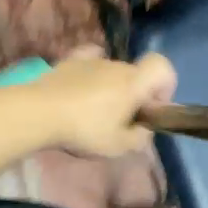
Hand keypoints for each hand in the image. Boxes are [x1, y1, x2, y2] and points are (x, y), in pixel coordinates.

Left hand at [25, 47, 176, 156]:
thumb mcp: (119, 147)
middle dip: (135, 94)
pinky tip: (83, 88)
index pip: (162, 66)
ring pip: (113, 71)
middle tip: (120, 121)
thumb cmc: (85, 129)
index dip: (165, 84)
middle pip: (136, 74)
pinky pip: (90, 60)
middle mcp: (116, 65)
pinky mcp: (71, 60)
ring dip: (111, 87)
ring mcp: (92, 60)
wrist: (41, 112)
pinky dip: (92, 71)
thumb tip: (144, 129)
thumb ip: (140, 137)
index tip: (151, 107)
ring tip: (94, 112)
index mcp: (133, 83)